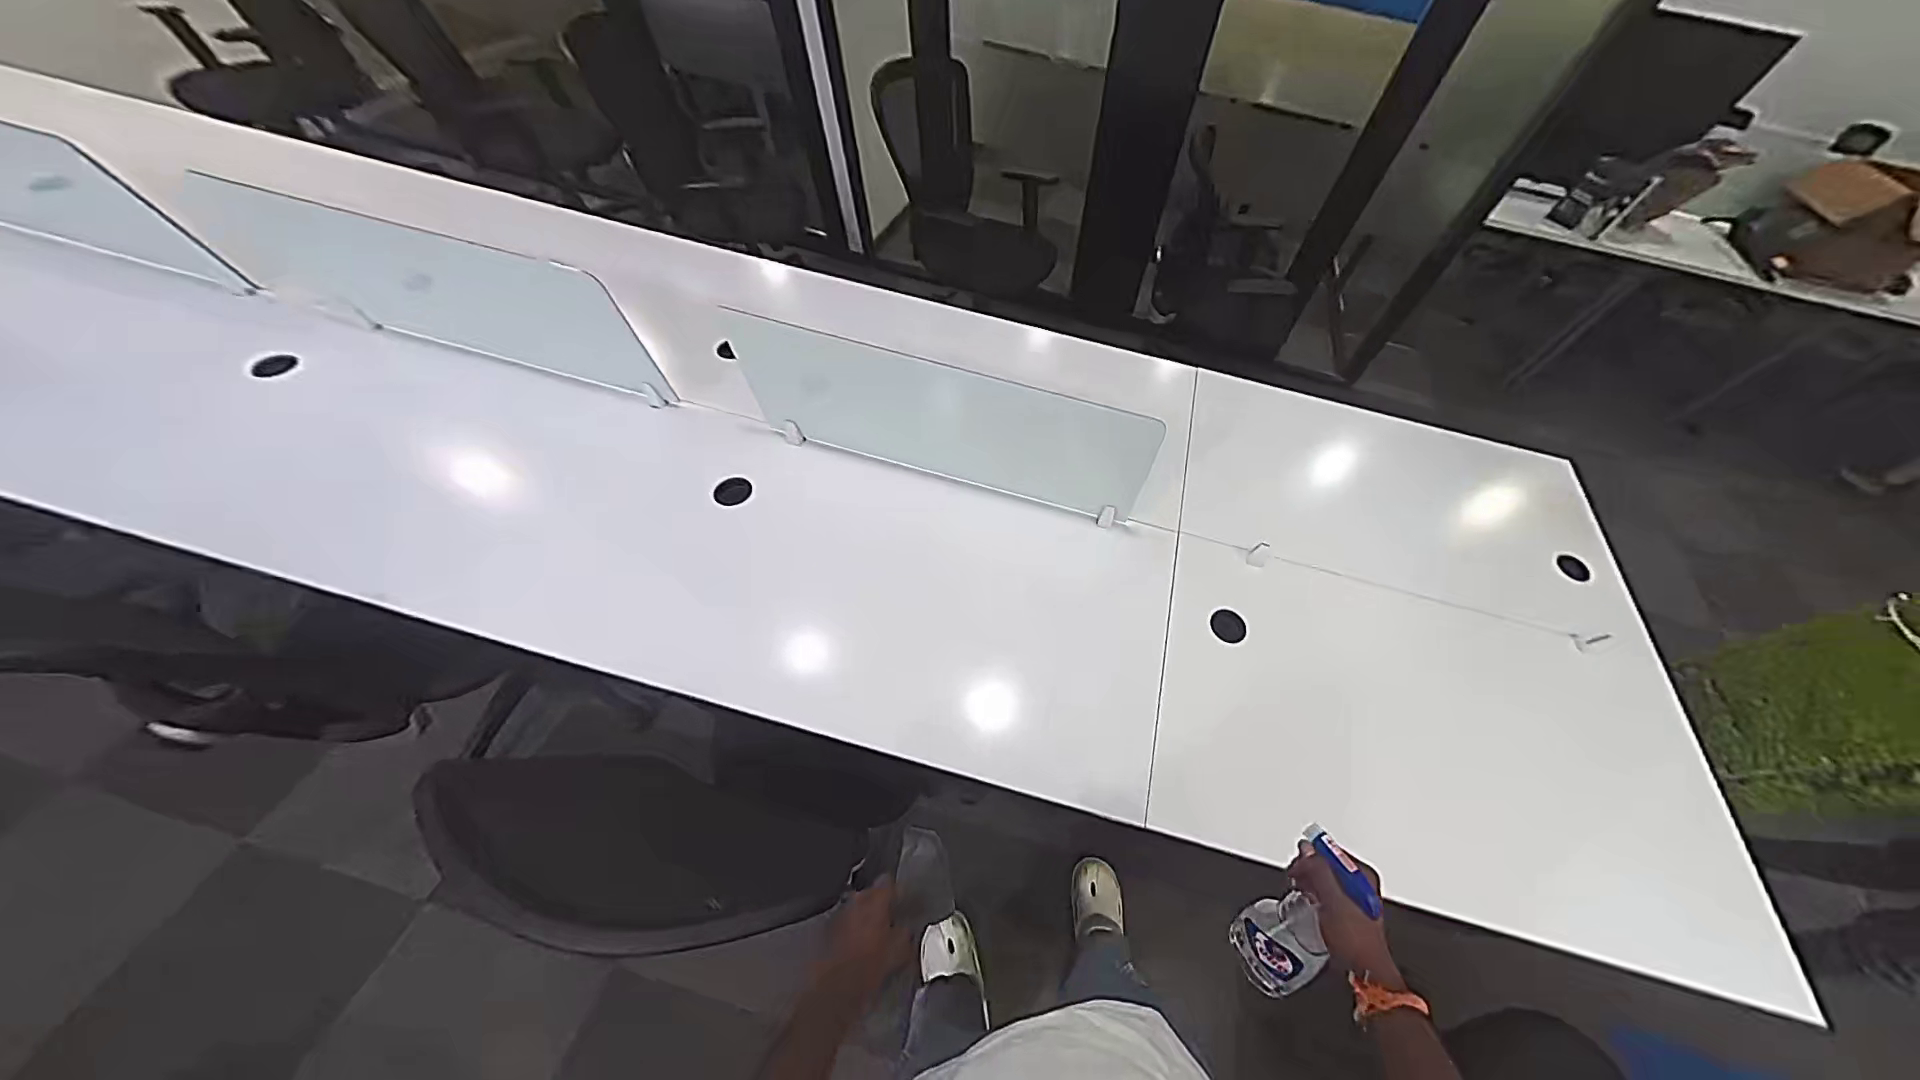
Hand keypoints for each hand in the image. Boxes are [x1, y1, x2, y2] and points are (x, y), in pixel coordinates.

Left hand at [817, 878, 912, 997]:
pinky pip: (845, 922)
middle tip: (888, 920)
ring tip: (872, 934)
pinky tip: (857, 944)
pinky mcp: (828, 929)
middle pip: (870, 892)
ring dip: (864, 915)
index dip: (896, 891)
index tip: (901, 901)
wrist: (836, 988)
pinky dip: (851, 928)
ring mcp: (839, 913)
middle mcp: (856, 900)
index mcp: (876, 899)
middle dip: (879, 903)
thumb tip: (905, 928)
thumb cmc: (870, 965)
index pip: (888, 882)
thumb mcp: (900, 950)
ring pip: (856, 907)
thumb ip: (905, 932)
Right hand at [1286, 840, 1395, 980]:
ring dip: (1308, 881)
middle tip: (1296, 879)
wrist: (1366, 973)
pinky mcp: (1347, 910)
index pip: (1329, 850)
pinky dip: (1312, 892)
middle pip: (1325, 863)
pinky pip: (1324, 891)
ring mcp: (1354, 897)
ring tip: (1300, 891)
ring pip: (1323, 877)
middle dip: (1307, 868)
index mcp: (1362, 875)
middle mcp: (1360, 883)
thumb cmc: (1355, 940)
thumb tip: (1306, 849)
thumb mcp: (1332, 899)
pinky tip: (1308, 902)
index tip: (1298, 866)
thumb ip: (1318, 871)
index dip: (1309, 856)